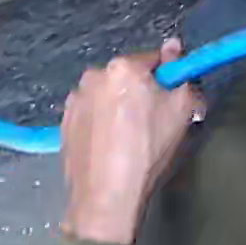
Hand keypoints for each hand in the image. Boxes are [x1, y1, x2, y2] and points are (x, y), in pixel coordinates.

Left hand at [59, 39, 203, 244]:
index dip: (167, 78)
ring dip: (118, 105)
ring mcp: (75, 99)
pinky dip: (100, 121)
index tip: (172, 98)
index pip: (154, 59)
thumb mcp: (181, 110)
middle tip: (152, 120)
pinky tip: (109, 146)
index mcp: (123, 66)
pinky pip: (90, 113)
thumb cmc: (147, 149)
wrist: (105, 199)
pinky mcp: (64, 123)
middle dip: (140, 91)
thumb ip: (182, 74)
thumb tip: (173, 45)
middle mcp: (94, 74)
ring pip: (107, 94)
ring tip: (127, 137)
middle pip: (128, 76)